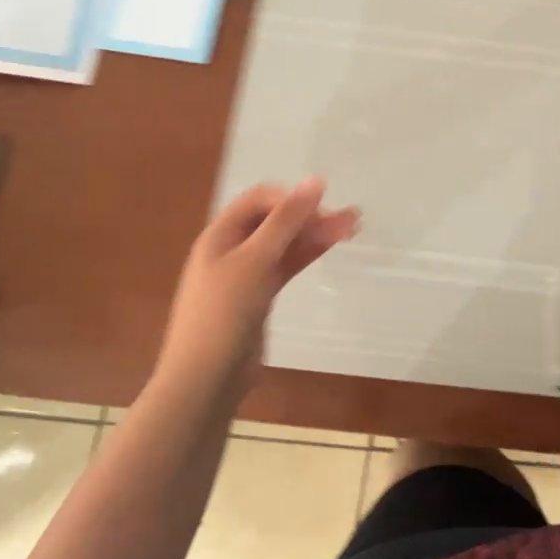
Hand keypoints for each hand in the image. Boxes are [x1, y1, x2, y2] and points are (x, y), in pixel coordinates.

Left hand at [158, 179, 359, 392]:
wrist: (206, 377)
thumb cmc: (224, 313)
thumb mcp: (255, 260)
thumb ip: (286, 220)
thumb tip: (316, 180)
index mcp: (220, 234)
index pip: (260, 199)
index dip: (292, 197)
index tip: (324, 206)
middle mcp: (232, 249)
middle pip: (275, 221)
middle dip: (310, 215)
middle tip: (350, 219)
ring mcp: (246, 274)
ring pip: (285, 244)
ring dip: (315, 233)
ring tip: (353, 227)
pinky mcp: (260, 297)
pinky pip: (287, 266)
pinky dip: (308, 254)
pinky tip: (330, 247)